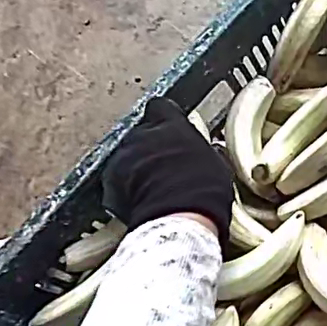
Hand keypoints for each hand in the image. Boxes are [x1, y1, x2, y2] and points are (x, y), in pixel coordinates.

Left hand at [101, 98, 232, 239]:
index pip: (161, 107)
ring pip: (129, 156)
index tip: (172, 127)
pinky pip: (117, 179)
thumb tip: (210, 151)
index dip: (166, 117)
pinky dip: (126, 187)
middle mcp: (142, 135)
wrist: (180, 219)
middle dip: (153, 145)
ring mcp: (123, 157)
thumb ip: (204, 150)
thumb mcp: (216, 164)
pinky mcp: (110, 181)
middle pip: (143, 133)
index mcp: (171, 125)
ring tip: (158, 186)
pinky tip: (144, 199)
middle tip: (169, 164)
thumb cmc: (203, 191)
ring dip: (139, 166)